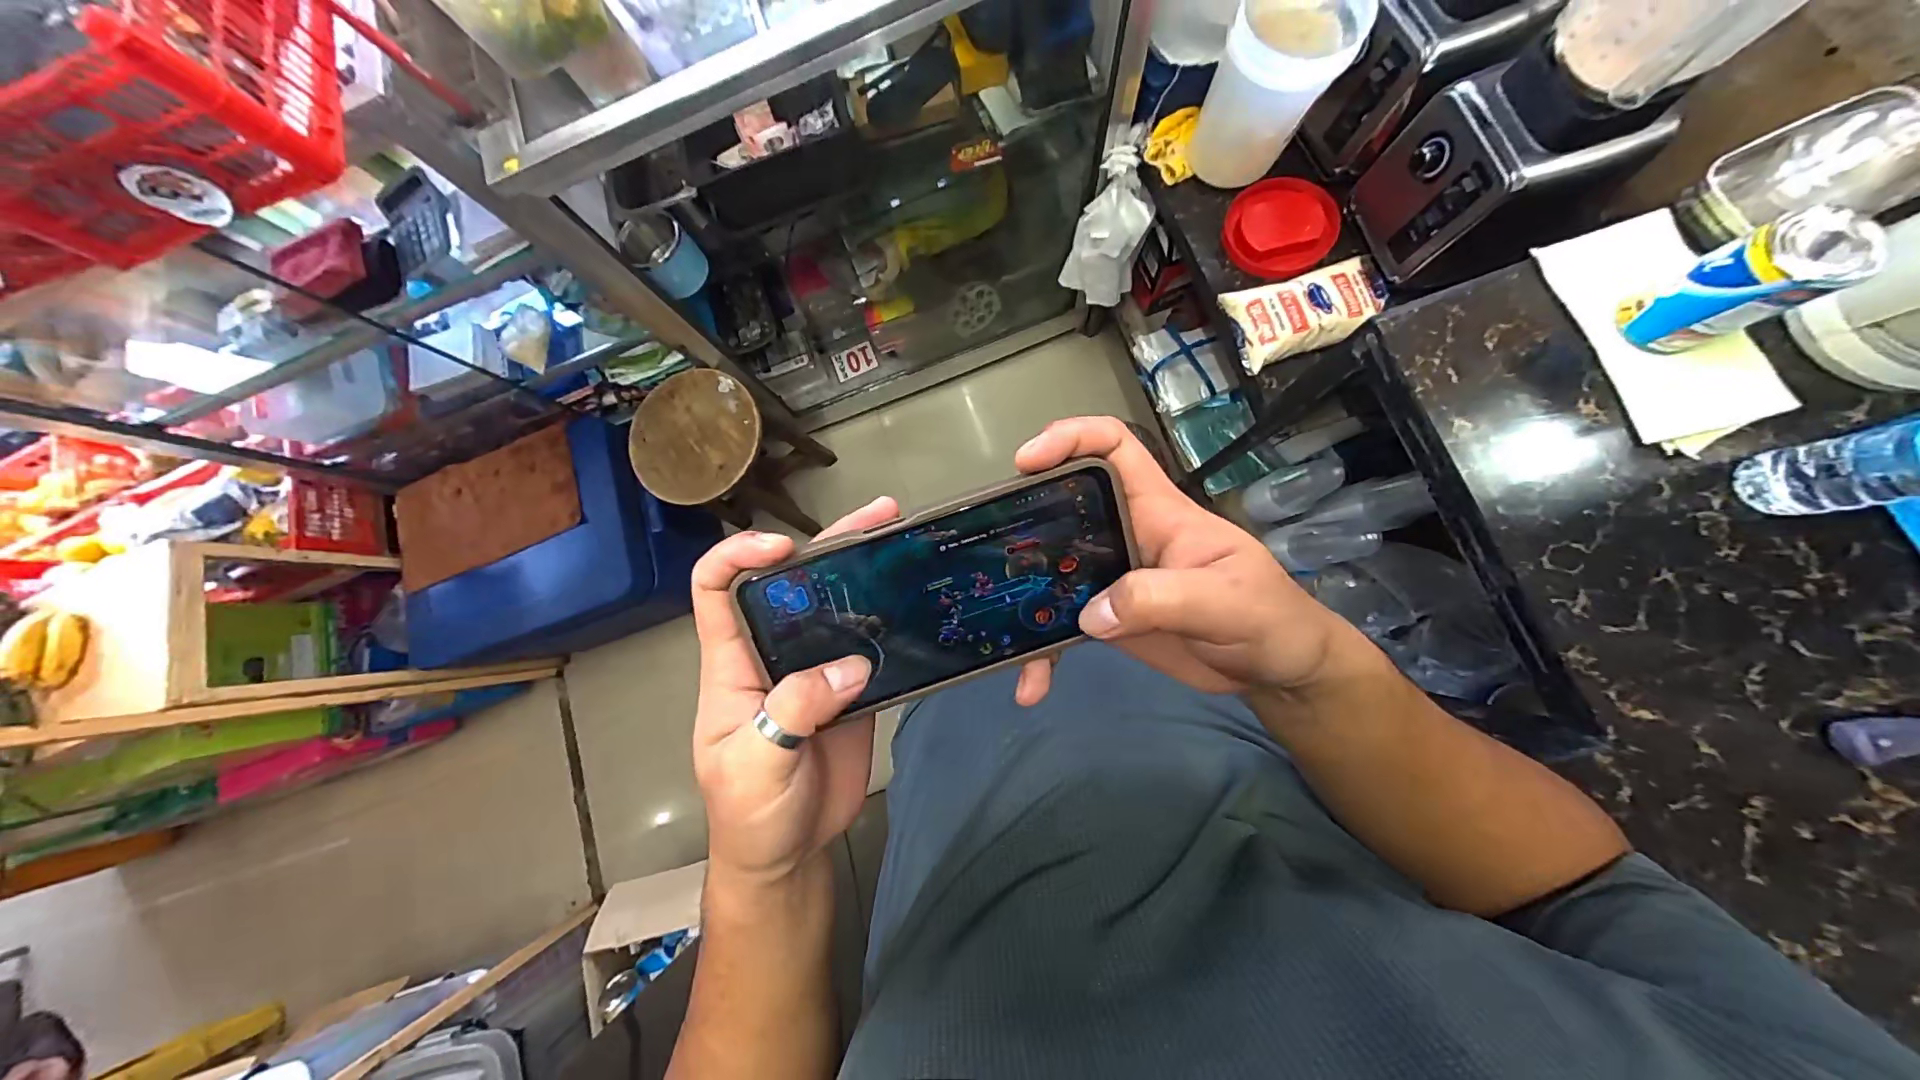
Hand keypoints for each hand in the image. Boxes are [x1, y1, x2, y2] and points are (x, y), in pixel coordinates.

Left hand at [688, 496, 1054, 882]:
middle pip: (794, 584)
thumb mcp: (755, 766)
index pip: (716, 590)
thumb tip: (851, 667)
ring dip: (868, 576)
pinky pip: (871, 648)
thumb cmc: (748, 814)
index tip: (782, 548)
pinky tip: (916, 604)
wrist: (788, 853)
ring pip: (839, 609)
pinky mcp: (851, 691)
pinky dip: (892, 624)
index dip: (738, 557)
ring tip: (903, 544)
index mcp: (733, 665)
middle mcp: (774, 654)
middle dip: (830, 545)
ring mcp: (815, 671)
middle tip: (878, 516)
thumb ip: (792, 714)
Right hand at [1014, 416, 1372, 698]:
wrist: (1275, 671)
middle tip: (991, 540)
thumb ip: (1163, 598)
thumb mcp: (1226, 600)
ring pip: (1052, 571)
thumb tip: (1090, 615)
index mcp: (1157, 510)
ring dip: (1022, 595)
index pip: (1114, 447)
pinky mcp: (1106, 618)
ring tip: (993, 620)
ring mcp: (1111, 577)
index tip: (1029, 460)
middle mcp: (1125, 535)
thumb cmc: (1268, 618)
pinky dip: (1044, 655)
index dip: (1071, 438)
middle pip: (1064, 506)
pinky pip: (1062, 628)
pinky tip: (1031, 684)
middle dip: (1025, 515)